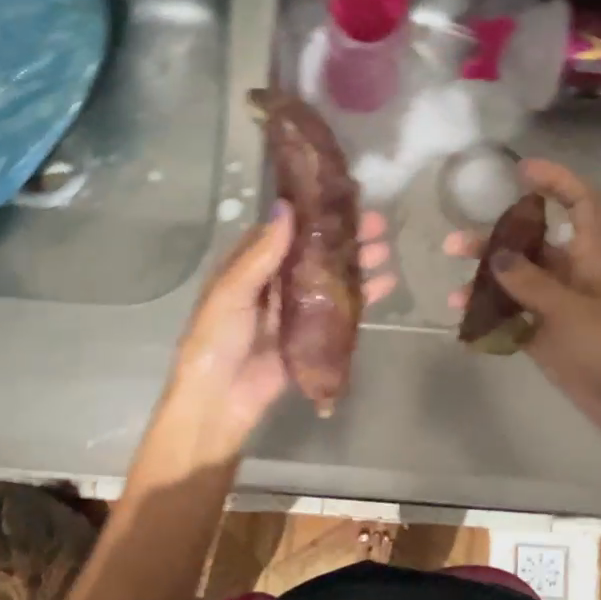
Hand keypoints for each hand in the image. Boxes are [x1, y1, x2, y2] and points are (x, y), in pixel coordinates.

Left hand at [158, 202, 394, 463]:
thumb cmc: (215, 341)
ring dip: (356, 265)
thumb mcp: (231, 292)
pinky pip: (338, 314)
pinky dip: (361, 300)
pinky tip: (385, 285)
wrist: (218, 401)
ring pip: (329, 281)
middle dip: (343, 239)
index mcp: (247, 268)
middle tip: (378, 223)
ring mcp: (293, 313)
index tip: (343, 198)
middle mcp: (271, 286)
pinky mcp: (309, 339)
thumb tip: (286, 206)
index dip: (313, 214)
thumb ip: (260, 253)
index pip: (285, 231)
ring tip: (385, 249)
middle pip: (313, 254)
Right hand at [445, 159, 600, 447]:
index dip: (556, 181)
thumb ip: (532, 283)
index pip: (579, 204)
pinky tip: (466, 325)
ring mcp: (559, 310)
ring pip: (517, 285)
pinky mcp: (549, 340)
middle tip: (455, 245)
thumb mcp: (573, 312)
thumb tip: (497, 255)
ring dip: (486, 284)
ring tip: (453, 293)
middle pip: (533, 246)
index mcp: (593, 258)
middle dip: (496, 240)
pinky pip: (514, 320)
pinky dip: (491, 319)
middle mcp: (574, 277)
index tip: (520, 172)